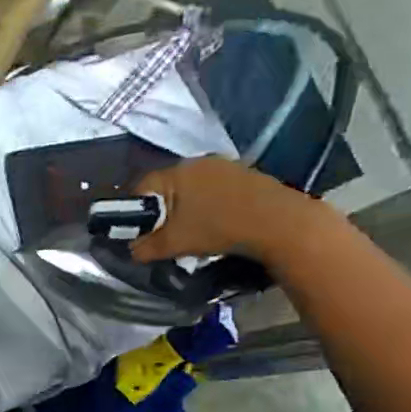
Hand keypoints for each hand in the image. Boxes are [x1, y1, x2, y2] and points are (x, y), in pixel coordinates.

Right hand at [128, 157, 335, 265]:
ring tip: (190, 230)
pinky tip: (216, 222)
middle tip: (162, 232)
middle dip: (160, 208)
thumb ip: (145, 248)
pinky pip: (214, 188)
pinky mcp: (245, 173)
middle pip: (167, 185)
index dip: (133, 209)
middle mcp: (198, 161)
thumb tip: (131, 250)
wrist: (279, 224)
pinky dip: (208, 204)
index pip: (141, 186)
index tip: (136, 230)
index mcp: (177, 172)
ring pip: (192, 187)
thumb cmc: (218, 229)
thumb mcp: (174, 244)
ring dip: (186, 206)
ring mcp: (225, 165)